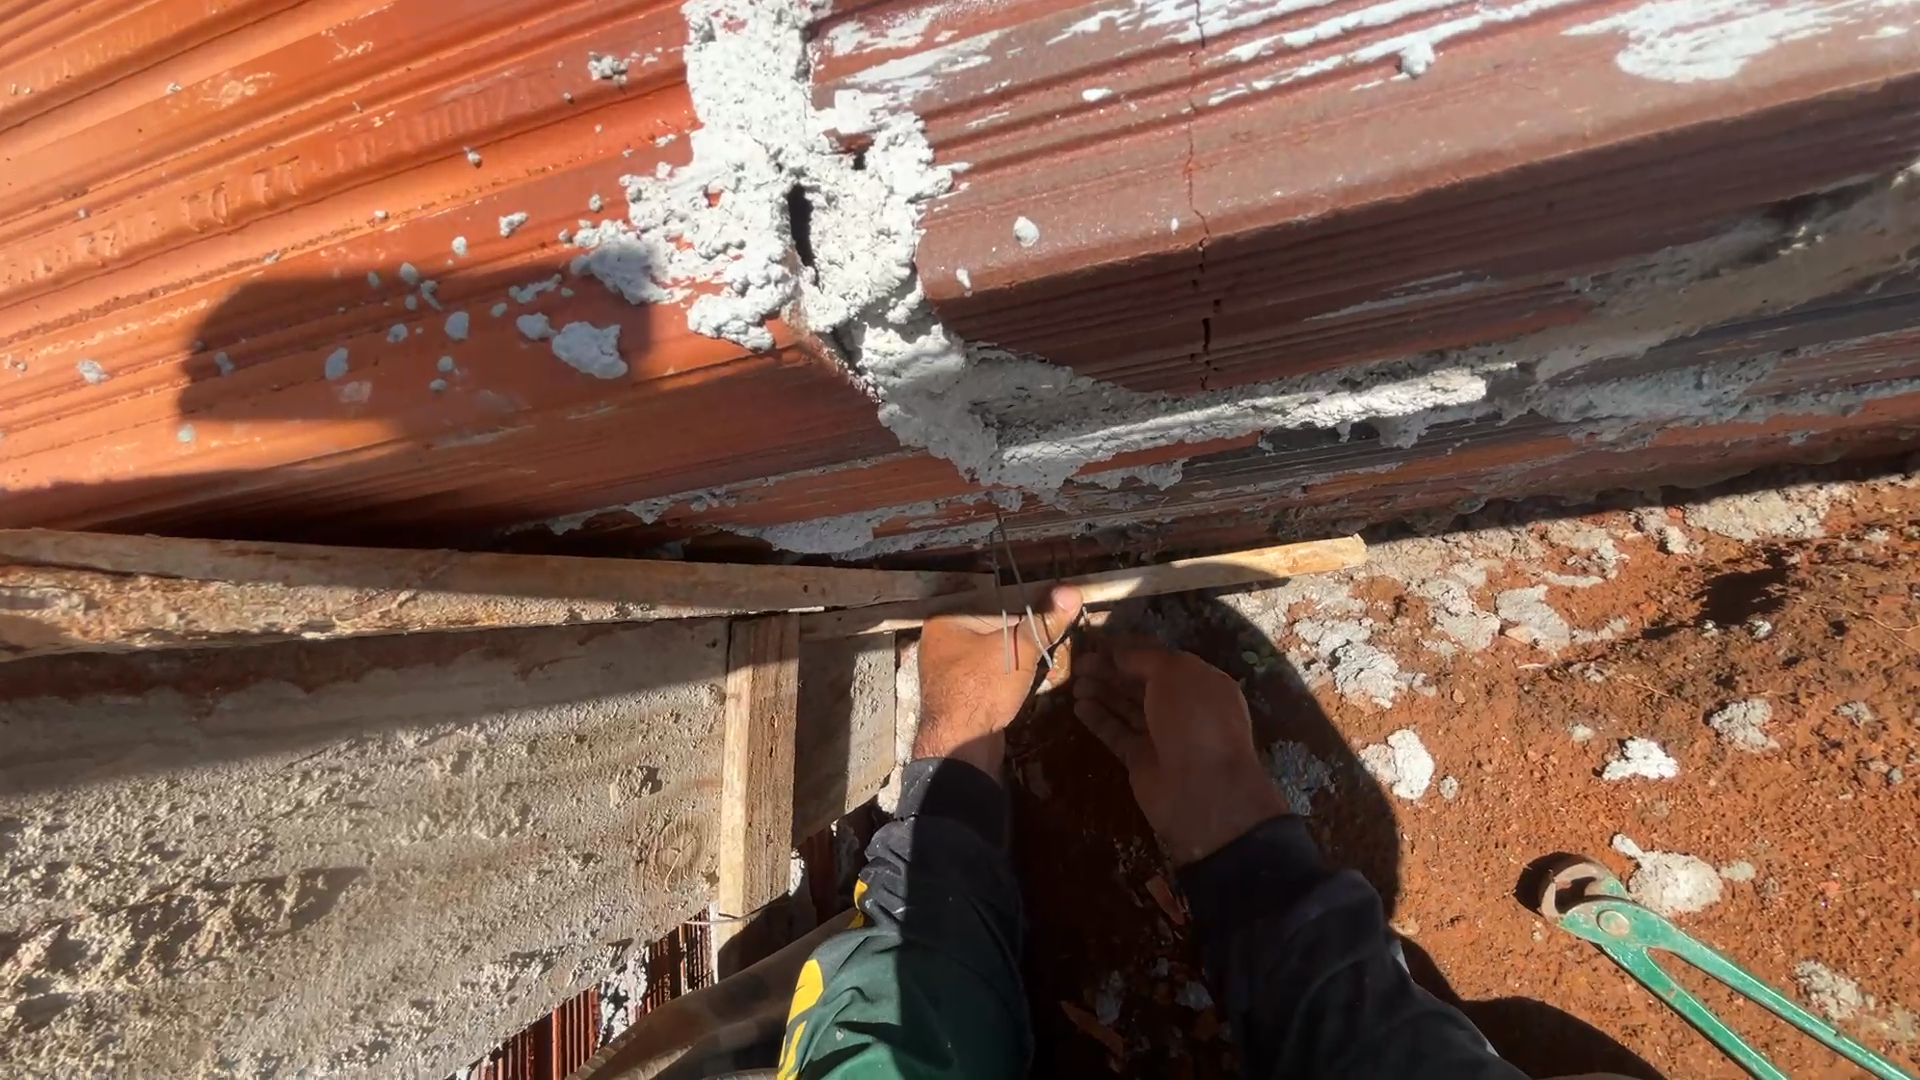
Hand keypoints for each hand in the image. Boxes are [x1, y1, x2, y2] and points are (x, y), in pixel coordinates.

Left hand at [914, 586, 1083, 781]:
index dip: (1025, 595)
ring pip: (995, 646)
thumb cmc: (981, 688)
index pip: (991, 595)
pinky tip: (1036, 667)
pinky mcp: (964, 687)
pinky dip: (1013, 667)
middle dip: (1026, 624)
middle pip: (994, 621)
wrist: (961, 747)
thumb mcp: (1018, 649)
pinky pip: (992, 667)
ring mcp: (951, 665)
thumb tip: (1071, 591)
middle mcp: (943, 637)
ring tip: (1054, 642)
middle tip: (1059, 619)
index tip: (1055, 597)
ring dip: (1023, 648)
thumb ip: (1043, 621)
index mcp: (946, 618)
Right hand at [1072, 639, 1287, 864]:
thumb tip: (1119, 653)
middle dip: (1109, 670)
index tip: (1097, 642)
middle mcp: (1181, 707)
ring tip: (1074, 683)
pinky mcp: (1141, 759)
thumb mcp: (1175, 672)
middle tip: (1079, 662)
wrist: (1203, 790)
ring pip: (1125, 706)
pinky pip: (1116, 733)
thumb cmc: (1194, 719)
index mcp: (1198, 682)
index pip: (1157, 659)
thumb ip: (1144, 658)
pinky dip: (1098, 718)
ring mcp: (1161, 734)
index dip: (1128, 649)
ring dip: (1101, 691)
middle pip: (1139, 682)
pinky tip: (1079, 706)